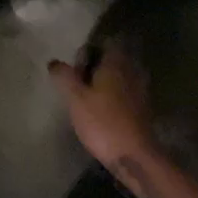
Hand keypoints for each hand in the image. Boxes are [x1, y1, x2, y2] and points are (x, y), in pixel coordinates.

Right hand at [47, 43, 157, 171]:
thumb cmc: (102, 123)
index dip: (91, 49)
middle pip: (115, 59)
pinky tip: (103, 110)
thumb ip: (65, 77)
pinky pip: (127, 93)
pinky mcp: (143, 109)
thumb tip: (54, 62)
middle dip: (97, 66)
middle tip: (78, 80)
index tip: (76, 64)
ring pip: (121, 77)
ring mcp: (140, 90)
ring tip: (88, 96)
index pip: (108, 42)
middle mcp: (132, 71)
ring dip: (106, 82)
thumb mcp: (75, 99)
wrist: (133, 155)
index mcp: (116, 64)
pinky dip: (115, 96)